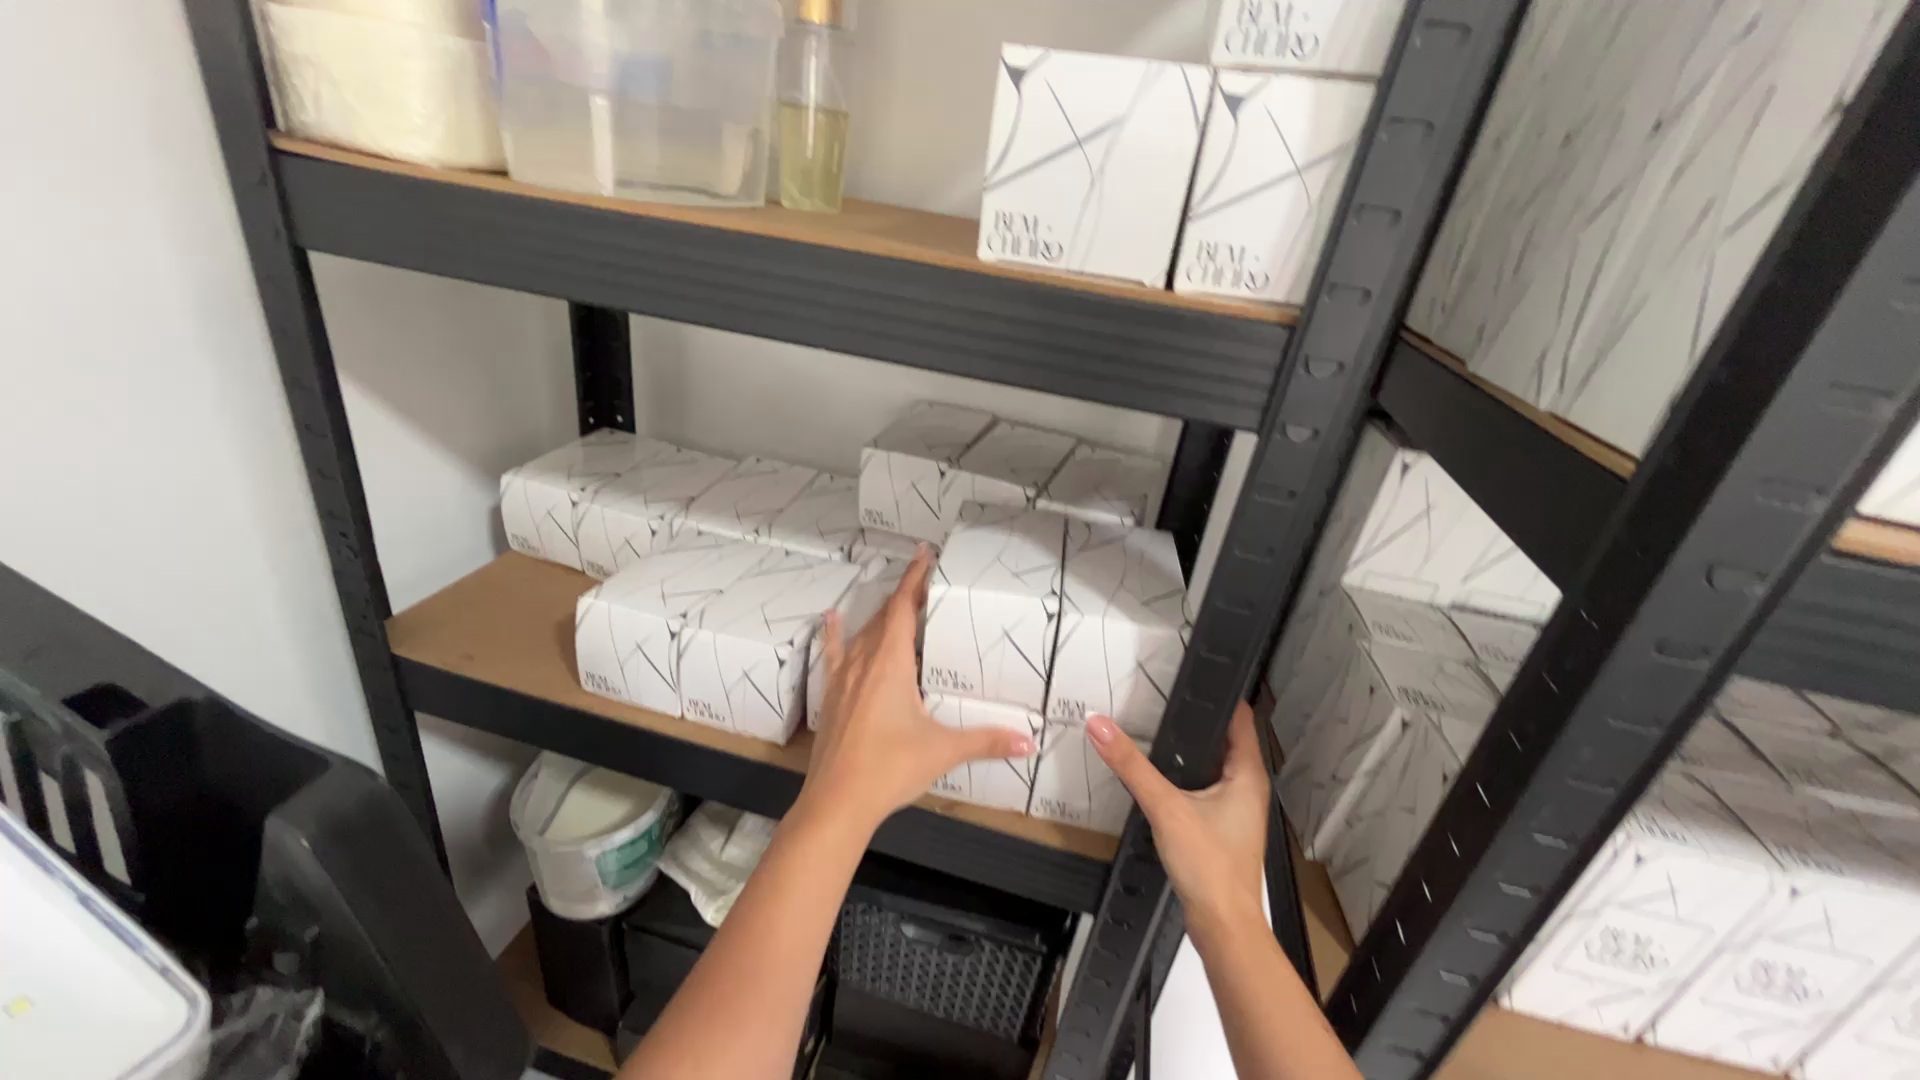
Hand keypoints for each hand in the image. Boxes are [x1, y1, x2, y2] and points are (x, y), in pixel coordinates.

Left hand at [799, 546, 1036, 834]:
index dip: (915, 579)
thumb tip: (1029, 742)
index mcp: (891, 664)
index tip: (924, 553)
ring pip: (862, 633)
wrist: (837, 802)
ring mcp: (843, 678)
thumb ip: (986, 741)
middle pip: (884, 616)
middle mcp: (865, 662)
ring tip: (896, 601)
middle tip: (924, 579)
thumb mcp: (942, 751)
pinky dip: (834, 634)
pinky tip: (831, 618)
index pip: (904, 608)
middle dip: (905, 595)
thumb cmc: (890, 769)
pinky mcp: (831, 696)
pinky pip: (834, 654)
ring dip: (880, 615)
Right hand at [1086, 703, 1267, 936]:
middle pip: (1226, 740)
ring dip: (1192, 750)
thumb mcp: (1165, 806)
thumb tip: (1100, 726)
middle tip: (1164, 696)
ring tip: (1158, 728)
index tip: (1195, 676)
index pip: (1240, 719)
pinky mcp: (1222, 828)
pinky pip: (1206, 789)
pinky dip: (1187, 776)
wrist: (1223, 925)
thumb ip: (1131, 765)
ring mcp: (1237, 810)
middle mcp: (1248, 788)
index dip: (1220, 695)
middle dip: (1197, 720)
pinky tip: (1162, 777)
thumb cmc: (1209, 866)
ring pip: (1215, 766)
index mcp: (1247, 774)